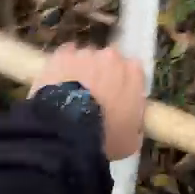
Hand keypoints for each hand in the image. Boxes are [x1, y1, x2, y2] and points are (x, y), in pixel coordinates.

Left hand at [30, 45, 146, 160]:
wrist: (67, 133)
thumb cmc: (105, 137)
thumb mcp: (132, 140)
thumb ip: (136, 121)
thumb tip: (134, 119)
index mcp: (134, 72)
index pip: (133, 72)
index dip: (123, 86)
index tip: (116, 100)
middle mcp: (113, 56)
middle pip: (109, 62)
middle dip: (103, 76)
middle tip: (93, 98)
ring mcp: (86, 54)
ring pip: (86, 59)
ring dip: (82, 72)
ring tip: (71, 95)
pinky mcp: (62, 55)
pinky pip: (65, 56)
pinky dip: (63, 66)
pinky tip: (58, 83)